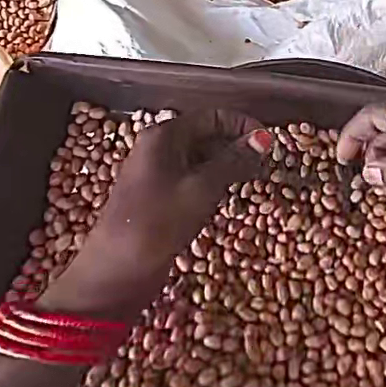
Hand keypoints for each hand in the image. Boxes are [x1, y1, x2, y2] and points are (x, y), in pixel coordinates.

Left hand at [40, 109, 268, 318]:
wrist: (117, 269)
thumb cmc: (158, 222)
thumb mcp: (202, 188)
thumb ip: (234, 160)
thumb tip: (264, 138)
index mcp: (164, 136)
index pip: (211, 116)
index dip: (242, 125)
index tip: (268, 144)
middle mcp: (158, 149)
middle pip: (206, 135)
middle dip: (236, 147)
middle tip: (264, 166)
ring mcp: (156, 174)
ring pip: (200, 160)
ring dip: (226, 168)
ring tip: (251, 182)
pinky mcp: (158, 198)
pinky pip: (191, 181)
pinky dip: (211, 185)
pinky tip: (226, 200)